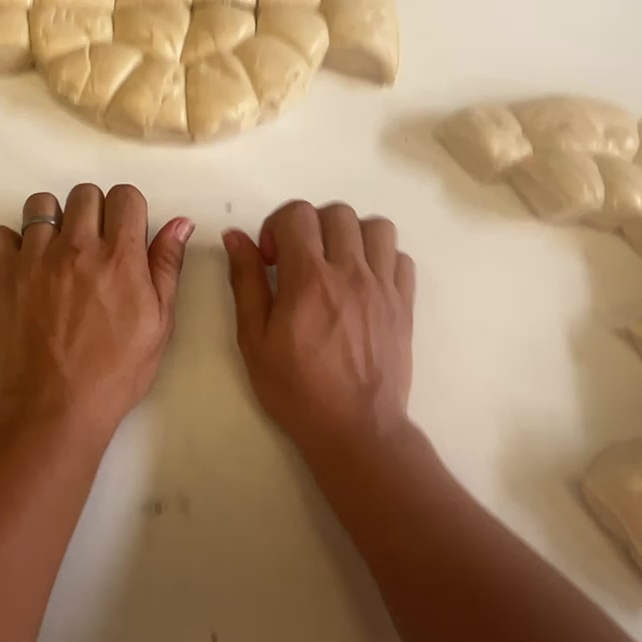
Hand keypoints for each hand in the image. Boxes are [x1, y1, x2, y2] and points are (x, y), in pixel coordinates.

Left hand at [0, 184, 193, 433]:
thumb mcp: (159, 323)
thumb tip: (180, 223)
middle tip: (94, 247)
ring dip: (52, 221)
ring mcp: (35, 259)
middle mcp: (77, 247)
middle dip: (94, 212)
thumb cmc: (116, 371)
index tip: (126, 235)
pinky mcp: (2, 275)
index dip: (129, 211)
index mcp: (120, 257)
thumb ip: (167, 266)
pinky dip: (10, 244)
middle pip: (84, 193)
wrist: (55, 406)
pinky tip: (24, 266)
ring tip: (57, 251)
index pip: (125, 195)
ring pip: (40, 204)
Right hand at [224, 201, 415, 451]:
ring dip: (352, 236)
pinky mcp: (404, 304)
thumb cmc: (296, 389)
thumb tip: (236, 238)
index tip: (271, 258)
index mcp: (308, 279)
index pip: (297, 214)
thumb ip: (246, 282)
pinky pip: (401, 258)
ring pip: (376, 227)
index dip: (277, 227)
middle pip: (337, 213)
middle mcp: (350, 272)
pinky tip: (363, 284)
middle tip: (300, 260)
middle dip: (312, 226)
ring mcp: (383, 287)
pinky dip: (381, 260)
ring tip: (336, 264)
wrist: (355, 429)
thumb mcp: (254, 339)